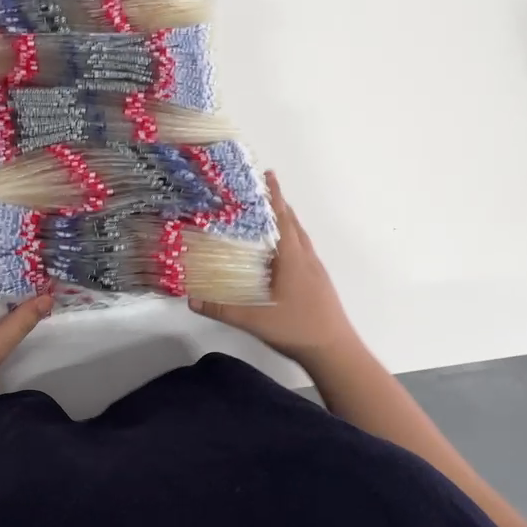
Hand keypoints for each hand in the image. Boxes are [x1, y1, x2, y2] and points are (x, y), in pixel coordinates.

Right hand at [191, 172, 360, 365]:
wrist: (335, 351)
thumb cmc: (297, 329)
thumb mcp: (255, 321)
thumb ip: (223, 309)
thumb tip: (191, 299)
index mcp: (293, 260)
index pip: (283, 220)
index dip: (275, 197)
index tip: (269, 176)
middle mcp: (307, 260)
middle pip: (294, 225)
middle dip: (280, 206)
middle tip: (264, 192)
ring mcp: (316, 272)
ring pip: (302, 239)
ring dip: (288, 224)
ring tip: (272, 218)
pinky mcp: (320, 284)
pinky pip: (304, 252)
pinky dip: (292, 242)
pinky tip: (282, 255)